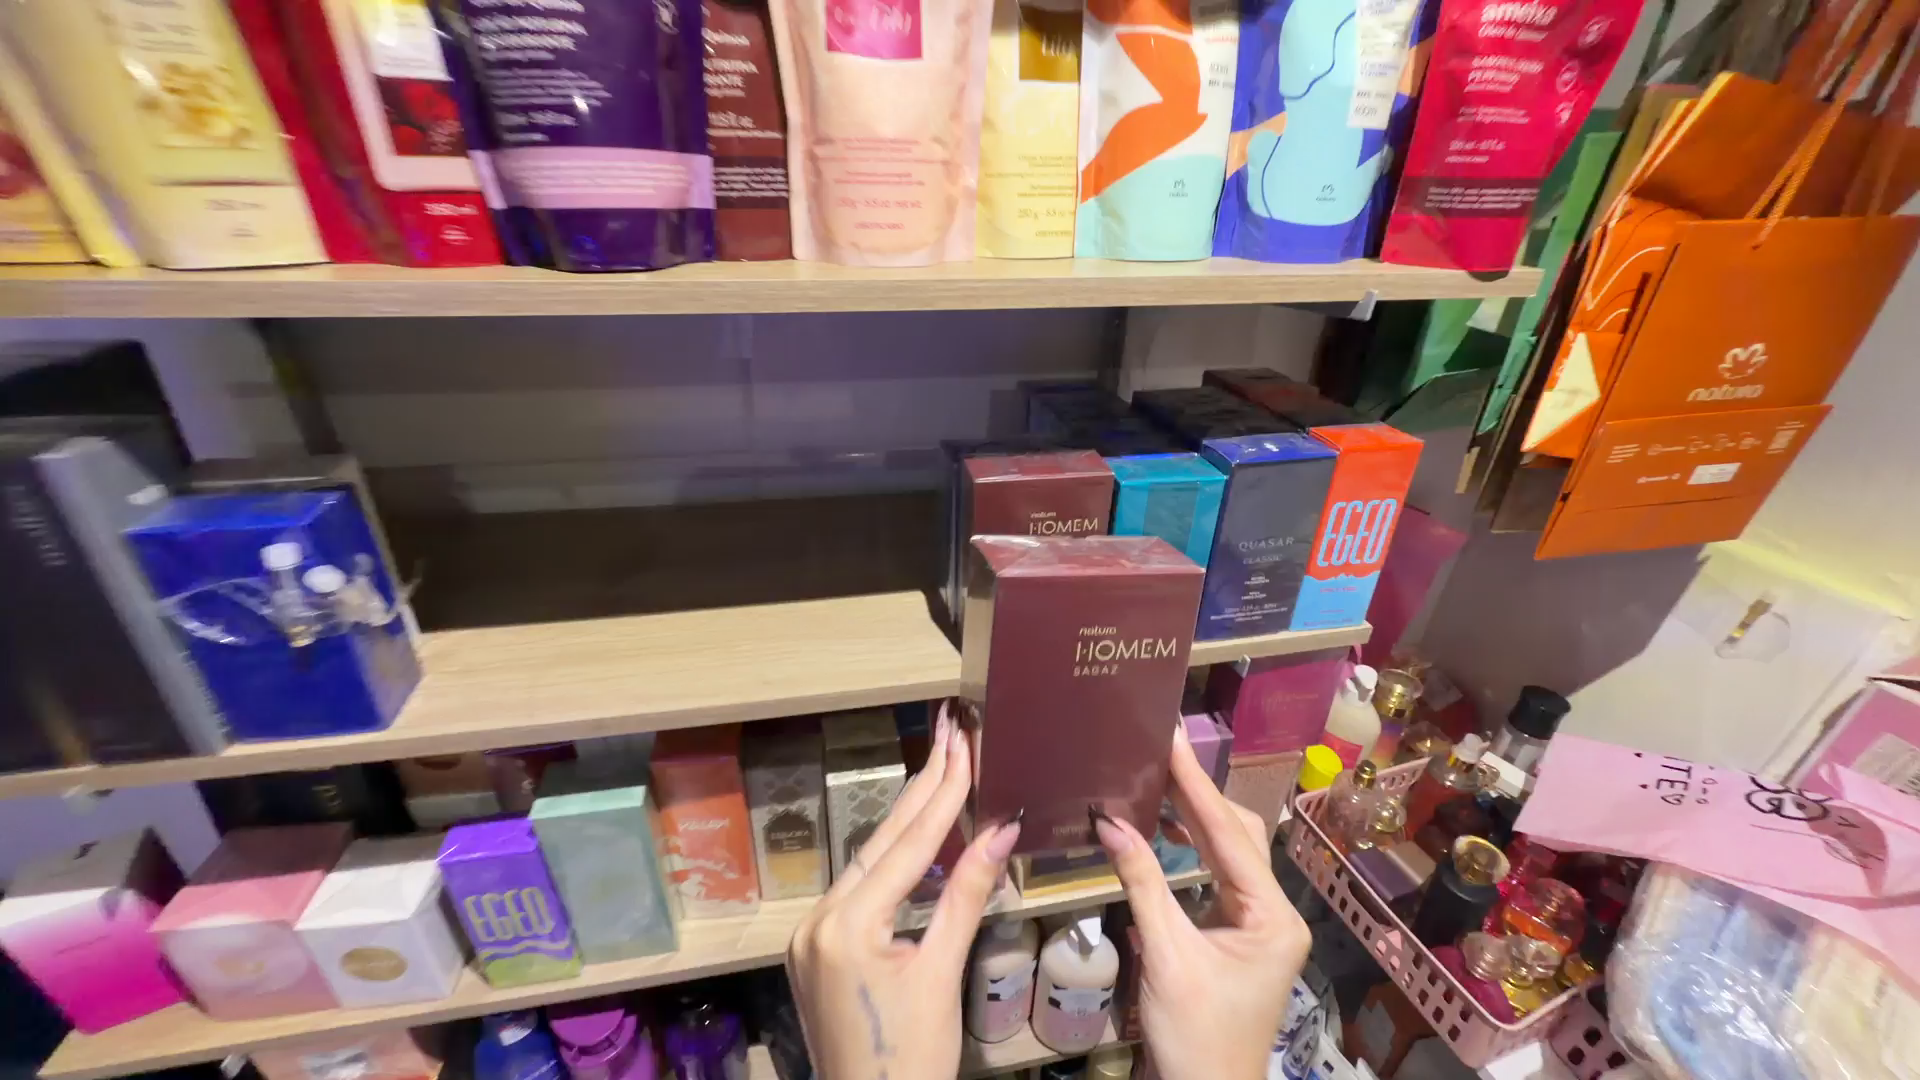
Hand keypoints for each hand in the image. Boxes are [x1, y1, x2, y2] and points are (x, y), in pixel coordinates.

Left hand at [786, 711, 1021, 1079]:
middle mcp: (819, 916)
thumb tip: (1002, 829)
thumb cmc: (912, 1058)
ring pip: (869, 859)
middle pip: (883, 840)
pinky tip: (914, 832)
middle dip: (922, 785)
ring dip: (908, 817)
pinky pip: (860, 885)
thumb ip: (966, 896)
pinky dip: (892, 857)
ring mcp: (811, 930)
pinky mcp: (815, 944)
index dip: (944, 794)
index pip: (909, 845)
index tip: (965, 746)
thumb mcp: (942, 975)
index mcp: (848, 924)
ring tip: (939, 767)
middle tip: (949, 732)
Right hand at [1094, 726, 1310, 1079]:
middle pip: (1236, 833)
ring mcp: (1260, 919)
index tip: (1172, 740)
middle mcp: (1274, 909)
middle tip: (1162, 748)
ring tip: (1159, 775)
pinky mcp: (1241, 927)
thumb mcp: (1166, 956)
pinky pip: (1219, 868)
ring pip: (1230, 847)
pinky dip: (1193, 842)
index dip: (1196, 785)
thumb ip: (1141, 882)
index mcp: (1271, 916)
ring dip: (1195, 813)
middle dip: (1198, 791)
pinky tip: (1166, 824)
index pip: (1229, 835)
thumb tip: (1107, 820)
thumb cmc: (1194, 1036)